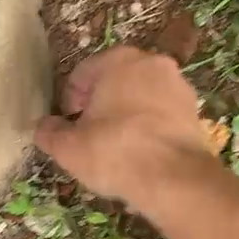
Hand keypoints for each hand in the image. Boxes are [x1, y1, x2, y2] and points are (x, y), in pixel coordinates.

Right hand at [34, 47, 213, 206]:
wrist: (174, 178)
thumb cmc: (114, 152)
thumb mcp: (69, 147)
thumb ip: (50, 132)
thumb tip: (44, 127)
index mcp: (118, 60)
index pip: (83, 72)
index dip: (70, 98)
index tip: (68, 122)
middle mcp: (152, 63)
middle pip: (116, 80)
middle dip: (101, 103)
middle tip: (90, 133)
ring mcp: (178, 85)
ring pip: (142, 96)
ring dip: (127, 114)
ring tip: (117, 145)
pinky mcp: (195, 111)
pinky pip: (162, 114)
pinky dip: (150, 126)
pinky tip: (142, 151)